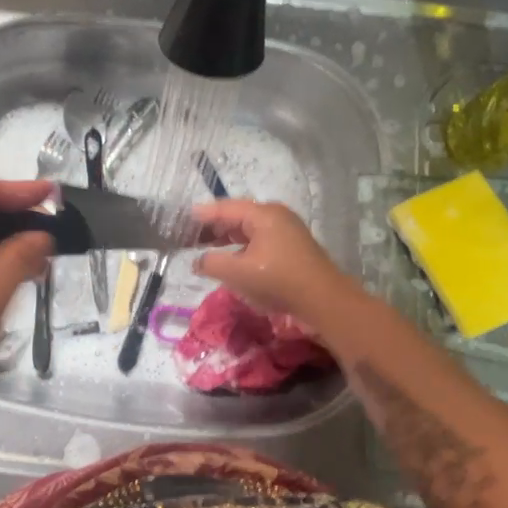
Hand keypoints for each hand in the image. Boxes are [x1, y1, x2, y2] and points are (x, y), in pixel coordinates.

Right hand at [192, 200, 352, 317]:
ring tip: (206, 246)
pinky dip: (242, 244)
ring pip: (249, 228)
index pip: (224, 208)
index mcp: (263, 214)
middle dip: (214, 226)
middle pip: (237, 215)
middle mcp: (275, 215)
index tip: (182, 219)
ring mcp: (286, 229)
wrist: (324, 299)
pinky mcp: (292, 245)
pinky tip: (233, 257)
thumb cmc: (279, 280)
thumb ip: (212, 263)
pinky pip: (260, 238)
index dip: (202, 215)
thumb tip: (197, 261)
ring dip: (228, 237)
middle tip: (190, 236)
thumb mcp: (238, 273)